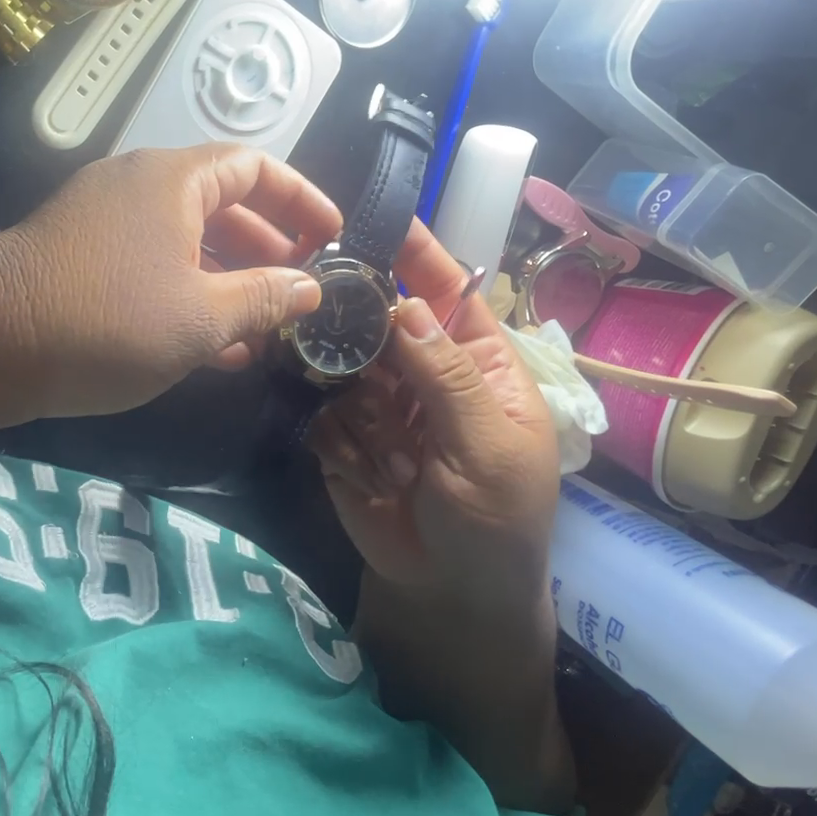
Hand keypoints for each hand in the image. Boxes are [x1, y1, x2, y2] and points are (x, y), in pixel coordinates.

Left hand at [0, 145, 340, 427]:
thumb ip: (264, 298)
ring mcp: (103, 221)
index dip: (302, 200)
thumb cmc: (103, 324)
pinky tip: (214, 345)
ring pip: (186, 241)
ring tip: (265, 331)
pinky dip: (187, 293)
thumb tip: (311, 287)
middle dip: (269, 250)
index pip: (255, 167)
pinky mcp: (81, 257)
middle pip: (222, 204)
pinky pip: (151, 264)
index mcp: (170, 179)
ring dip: (229, 281)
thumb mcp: (198, 319)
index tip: (332, 240)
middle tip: (301, 294)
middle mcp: (137, 186)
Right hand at [307, 220, 559, 605]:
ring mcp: (378, 404)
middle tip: (366, 379)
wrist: (449, 592)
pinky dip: (343, 448)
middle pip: (378, 325)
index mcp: (476, 363)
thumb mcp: (486, 448)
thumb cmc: (495, 520)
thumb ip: (446, 376)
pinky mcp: (341, 437)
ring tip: (396, 468)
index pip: (446, 292)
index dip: (417, 257)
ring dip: (364, 422)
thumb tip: (406, 304)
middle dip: (367, 351)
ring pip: (341, 370)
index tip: (378, 222)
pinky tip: (372, 480)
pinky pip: (321, 415)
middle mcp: (421, 373)